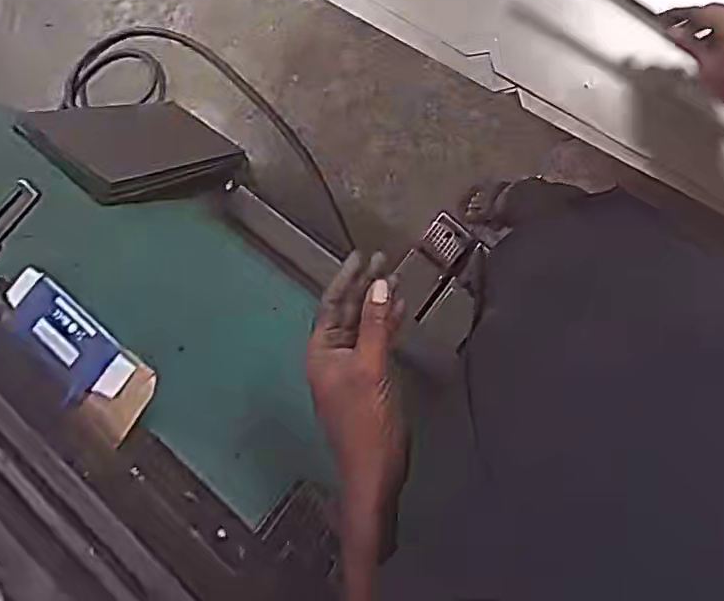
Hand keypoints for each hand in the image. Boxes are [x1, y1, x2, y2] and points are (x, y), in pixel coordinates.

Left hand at [307, 252, 407, 556]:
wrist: (377, 467)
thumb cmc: (366, 419)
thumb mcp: (370, 366)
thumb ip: (375, 324)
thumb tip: (379, 284)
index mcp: (322, 353)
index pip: (331, 306)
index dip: (346, 279)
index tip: (360, 256)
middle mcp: (334, 356)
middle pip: (349, 311)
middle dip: (365, 286)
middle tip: (382, 258)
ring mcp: (353, 365)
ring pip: (365, 323)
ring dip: (379, 301)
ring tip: (396, 275)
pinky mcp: (371, 374)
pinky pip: (378, 338)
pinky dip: (388, 321)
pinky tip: (401, 307)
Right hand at [661, 4, 723, 139]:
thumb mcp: (707, 70)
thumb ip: (689, 47)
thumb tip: (677, 34)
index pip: (700, 11)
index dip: (680, 16)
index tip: (670, 21)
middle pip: (719, 14)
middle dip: (699, 23)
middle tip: (685, 33)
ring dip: (719, 33)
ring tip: (706, 50)